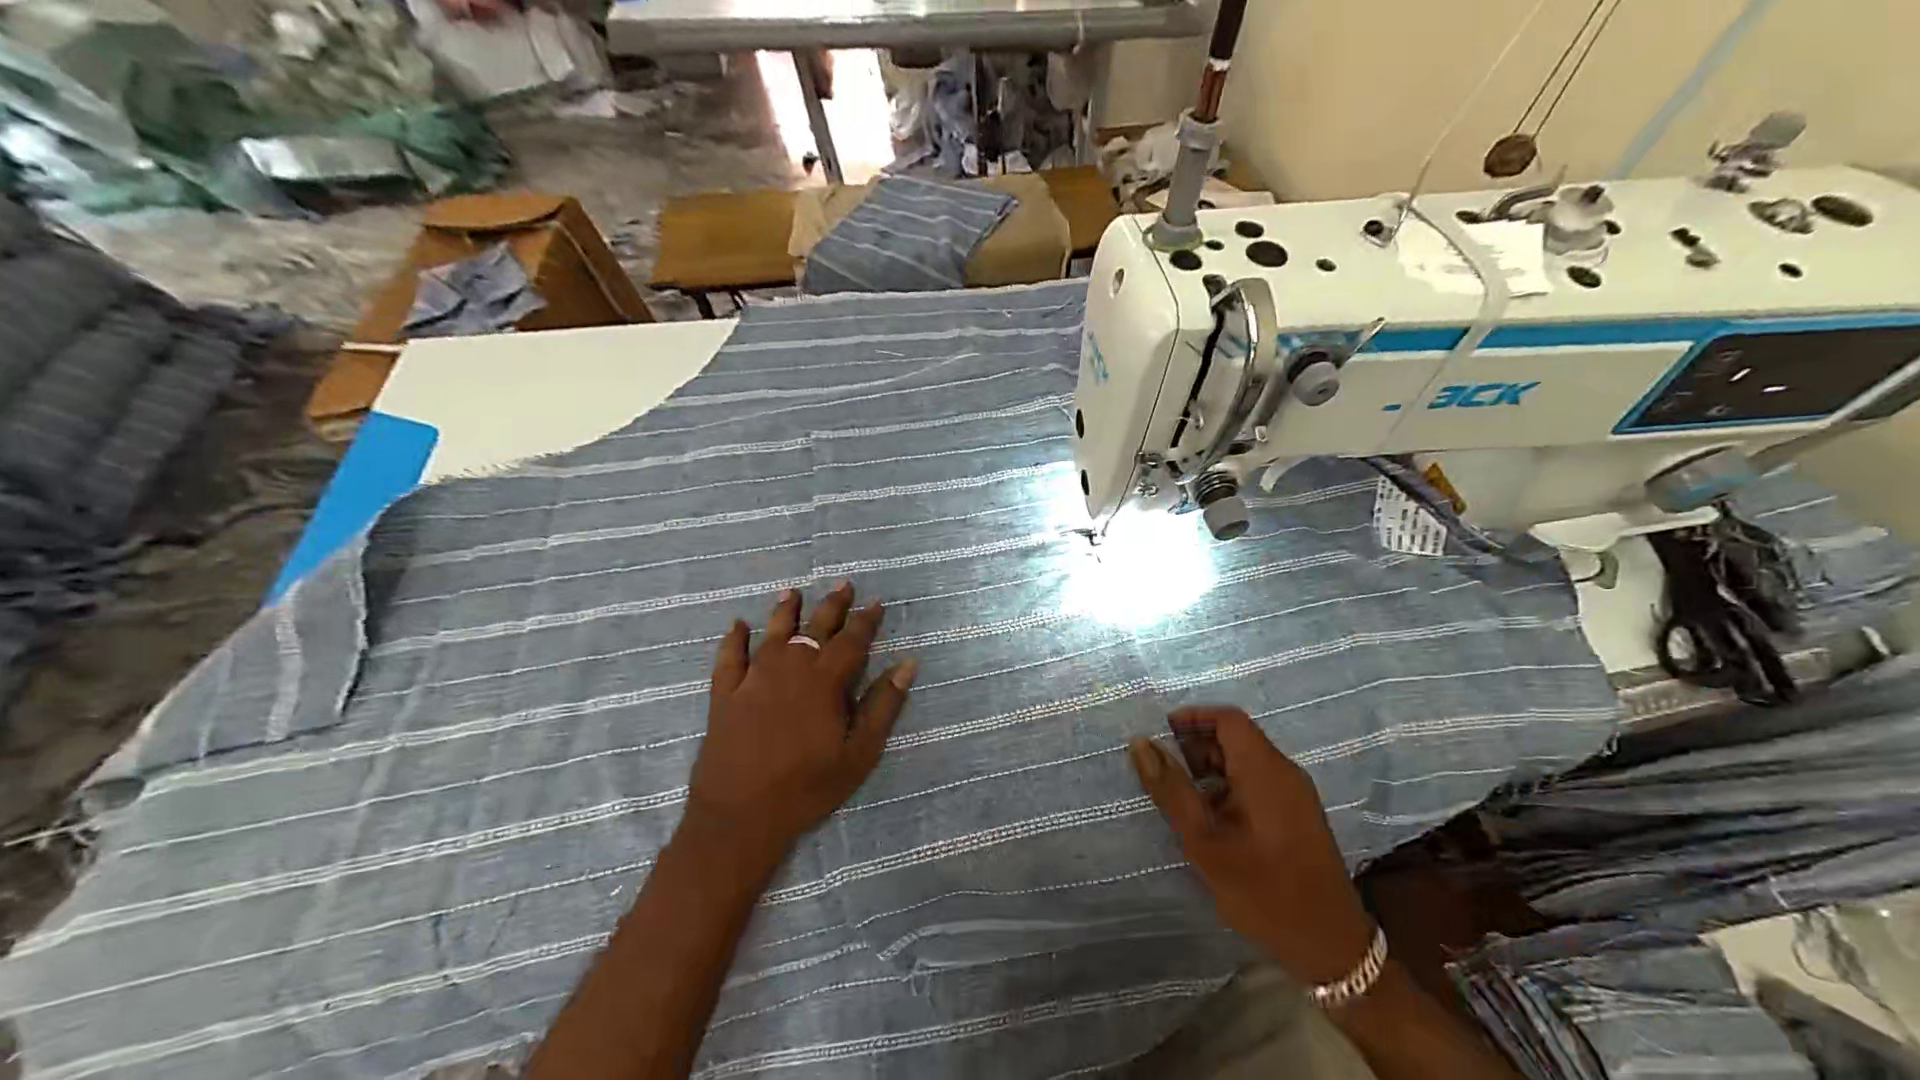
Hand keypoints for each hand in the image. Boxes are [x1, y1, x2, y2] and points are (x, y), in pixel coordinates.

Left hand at [686, 583, 916, 866]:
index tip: (876, 602)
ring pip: (773, 633)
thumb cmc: (808, 786)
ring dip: (785, 610)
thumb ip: (882, 706)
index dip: (866, 620)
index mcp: (824, 681)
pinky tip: (738, 625)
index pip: (851, 641)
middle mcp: (789, 668)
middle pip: (814, 628)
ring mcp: (753, 678)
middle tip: (843, 584)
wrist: (741, 814)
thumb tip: (907, 665)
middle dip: (832, 605)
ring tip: (792, 591)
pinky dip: (734, 639)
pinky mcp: (725, 694)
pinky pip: (729, 657)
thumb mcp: (859, 753)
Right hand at [1130, 706, 1376, 985]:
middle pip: (1236, 737)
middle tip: (1162, 771)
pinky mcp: (1298, 815)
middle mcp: (1285, 773)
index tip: (1158, 734)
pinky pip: (1258, 782)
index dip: (1191, 717)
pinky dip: (1228, 786)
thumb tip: (1141, 743)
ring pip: (1246, 760)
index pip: (1228, 718)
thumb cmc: (1263, 891)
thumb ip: (1171, 789)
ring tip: (1180, 798)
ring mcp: (1296, 794)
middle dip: (1195, 745)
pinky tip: (1209, 819)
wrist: (1330, 947)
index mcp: (1266, 771)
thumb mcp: (1205, 842)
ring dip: (1209, 768)